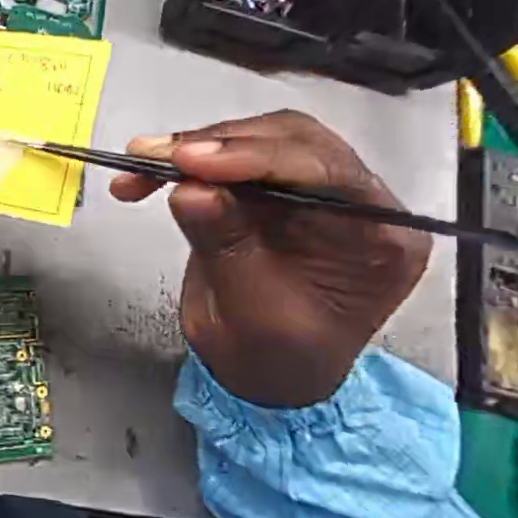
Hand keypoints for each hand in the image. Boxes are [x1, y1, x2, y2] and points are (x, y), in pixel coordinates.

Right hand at [108, 111, 429, 407]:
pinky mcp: (264, 194)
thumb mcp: (252, 313)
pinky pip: (225, 162)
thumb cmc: (273, 359)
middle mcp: (353, 204)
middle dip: (218, 145)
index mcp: (377, 238)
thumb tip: (189, 190)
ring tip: (140, 165)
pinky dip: (181, 164)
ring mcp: (307, 195)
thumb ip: (227, 247)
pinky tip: (145, 176)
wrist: (260, 376)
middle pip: (292, 143)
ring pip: (255, 141)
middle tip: (155, 158)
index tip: (190, 161)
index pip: (326, 173)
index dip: (256, 158)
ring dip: (192, 149)